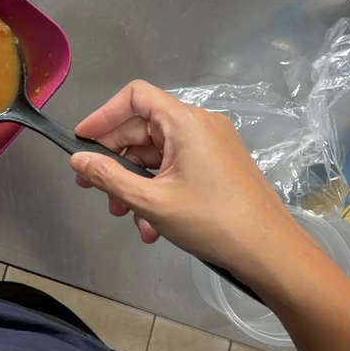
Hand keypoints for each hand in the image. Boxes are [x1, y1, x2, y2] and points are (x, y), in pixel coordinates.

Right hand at [67, 81, 313, 284]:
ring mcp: (211, 146)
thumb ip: (107, 176)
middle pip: (141, 128)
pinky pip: (173, 168)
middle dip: (113, 159)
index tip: (82, 142)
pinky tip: (149, 224)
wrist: (272, 253)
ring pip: (154, 153)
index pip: (134, 97)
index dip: (103, 115)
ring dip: (132, 182)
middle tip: (91, 187)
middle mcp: (200, 125)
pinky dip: (155, 189)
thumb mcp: (150, 200)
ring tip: (122, 214)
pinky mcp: (217, 166)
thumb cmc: (211, 220)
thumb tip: (78, 160)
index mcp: (185, 122)